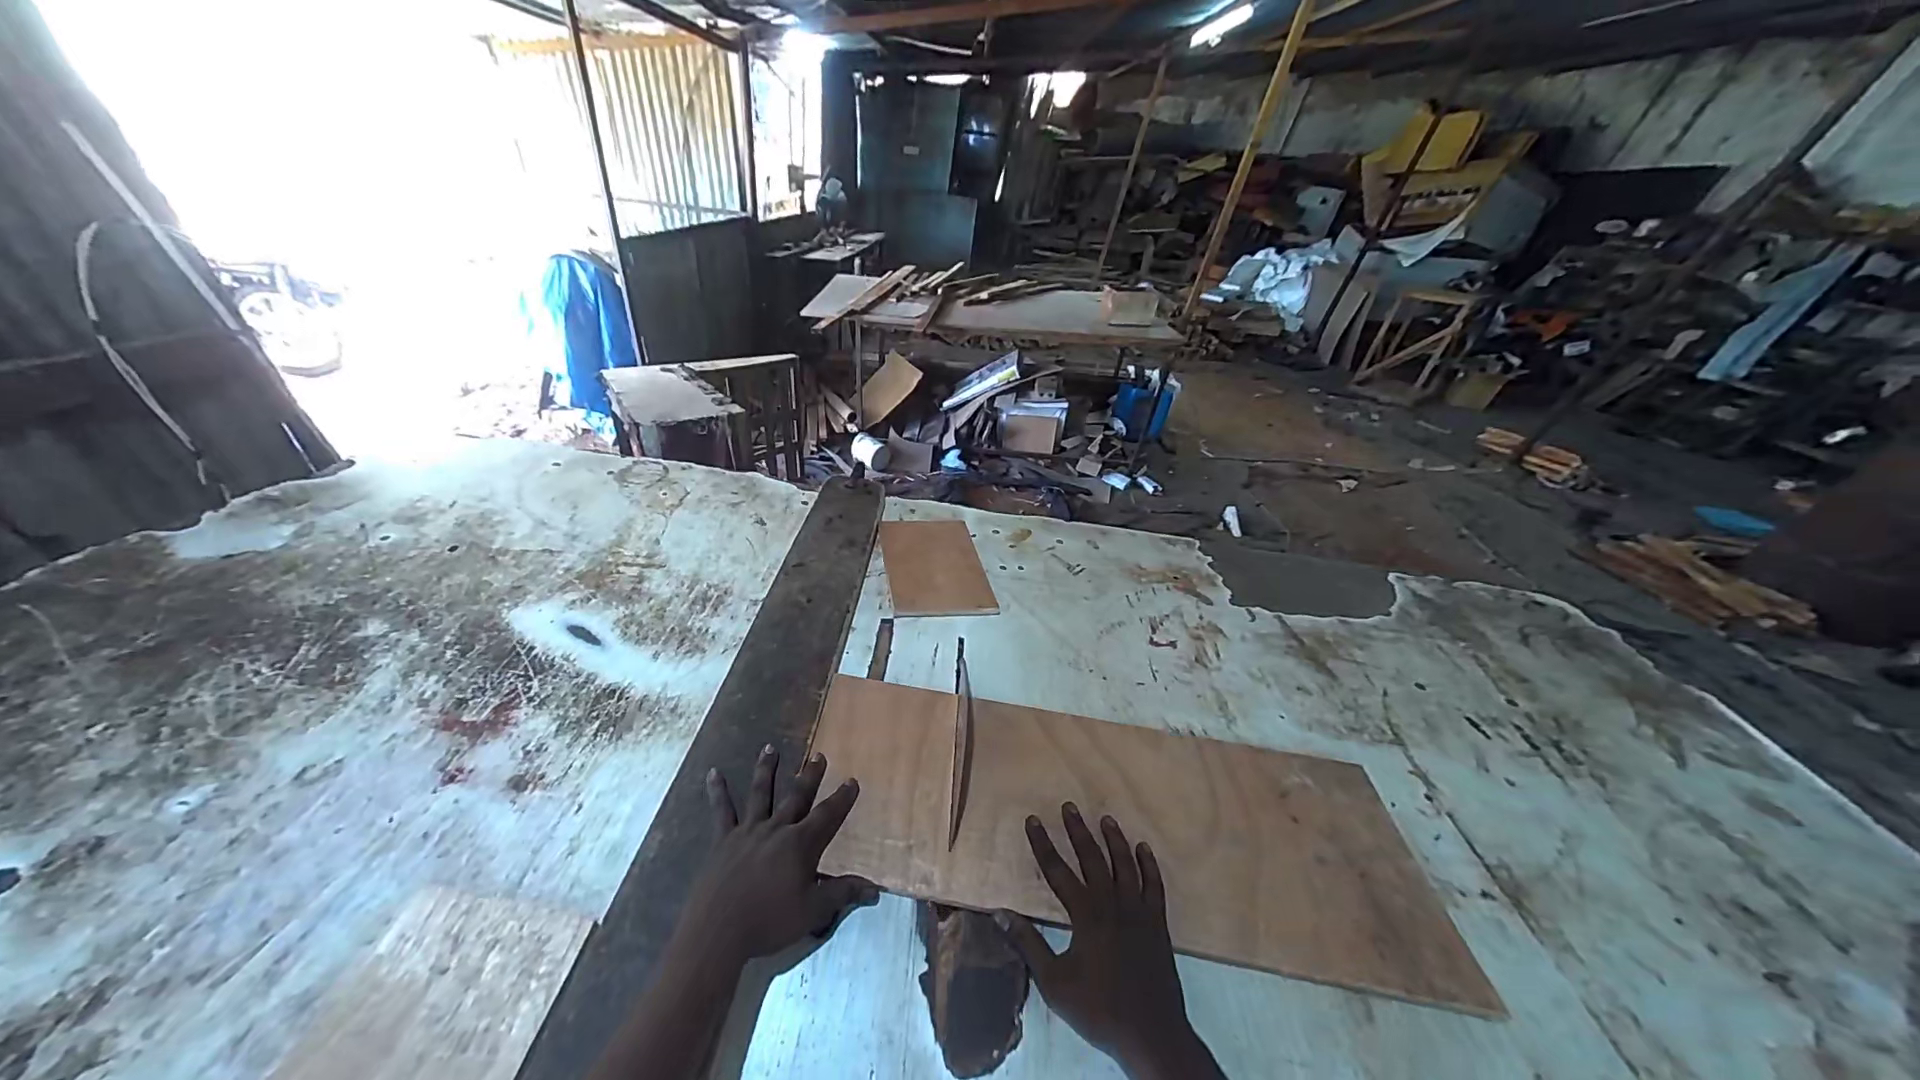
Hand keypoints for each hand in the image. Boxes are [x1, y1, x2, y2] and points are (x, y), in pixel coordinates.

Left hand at [675, 745, 878, 965]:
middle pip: (796, 796)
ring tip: (770, 748)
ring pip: (759, 793)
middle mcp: (776, 829)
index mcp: (800, 844)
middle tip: (818, 755)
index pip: (827, 815)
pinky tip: (713, 773)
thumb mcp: (813, 911)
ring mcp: (748, 832)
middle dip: (810, 775)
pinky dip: (717, 792)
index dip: (842, 798)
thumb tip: (875, 889)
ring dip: (766, 769)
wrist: (718, 932)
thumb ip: (843, 894)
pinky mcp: (723, 840)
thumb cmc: (769, 921)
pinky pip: (722, 811)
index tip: (852, 781)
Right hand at [997, 804, 1222, 1079]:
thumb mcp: (1053, 982)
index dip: (1042, 844)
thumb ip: (1028, 945)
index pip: (1057, 871)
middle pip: (1092, 859)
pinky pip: (1153, 885)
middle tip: (1069, 807)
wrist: (1151, 1034)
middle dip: (1078, 831)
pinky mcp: (1157, 923)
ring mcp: (1138, 912)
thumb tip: (1000, 914)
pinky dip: (1148, 865)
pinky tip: (1143, 848)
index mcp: (1085, 916)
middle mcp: (1112, 905)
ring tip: (1105, 819)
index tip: (1033, 820)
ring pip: (1124, 865)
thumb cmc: (1098, 1010)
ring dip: (1114, 840)